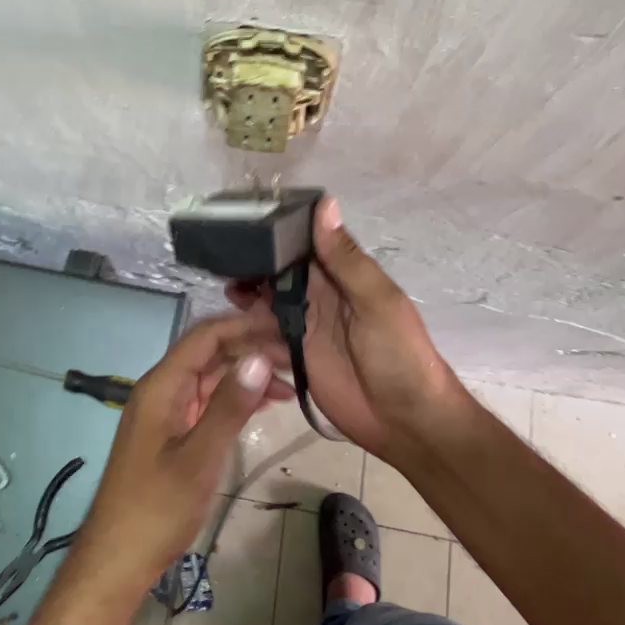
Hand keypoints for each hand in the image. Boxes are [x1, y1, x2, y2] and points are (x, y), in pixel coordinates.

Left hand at [73, 312, 293, 582]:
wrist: (118, 556)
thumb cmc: (157, 507)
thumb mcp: (199, 457)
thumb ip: (228, 407)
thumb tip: (259, 358)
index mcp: (161, 387)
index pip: (204, 337)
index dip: (243, 326)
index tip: (284, 327)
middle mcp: (161, 391)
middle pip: (208, 353)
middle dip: (250, 347)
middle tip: (297, 355)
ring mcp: (166, 412)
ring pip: (210, 377)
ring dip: (246, 373)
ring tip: (291, 379)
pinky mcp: (172, 433)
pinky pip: (206, 402)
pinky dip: (235, 398)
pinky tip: (265, 403)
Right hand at [228, 197, 465, 463]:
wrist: (406, 421)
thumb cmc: (400, 355)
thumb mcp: (377, 301)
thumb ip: (345, 258)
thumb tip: (324, 203)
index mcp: (342, 274)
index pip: (304, 242)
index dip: (276, 229)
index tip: (241, 214)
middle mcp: (319, 294)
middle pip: (279, 270)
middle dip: (252, 260)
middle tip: (218, 253)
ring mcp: (305, 325)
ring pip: (268, 299)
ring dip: (246, 291)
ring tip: (220, 282)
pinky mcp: (293, 354)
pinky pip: (265, 334)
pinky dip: (247, 326)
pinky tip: (226, 319)